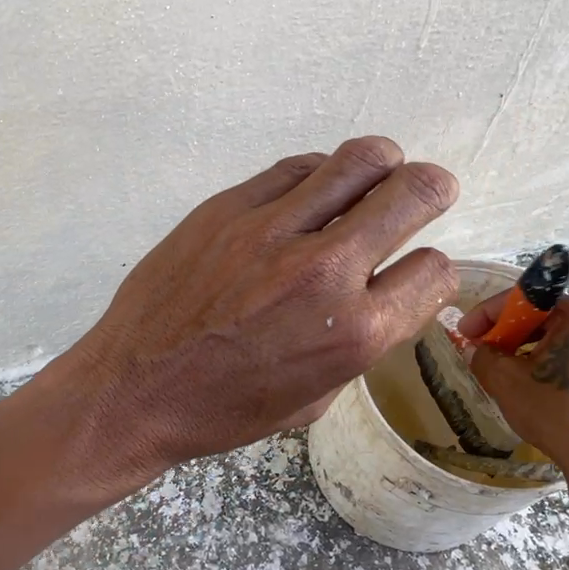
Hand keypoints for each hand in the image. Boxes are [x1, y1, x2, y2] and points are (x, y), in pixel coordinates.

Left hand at [49, 137, 460, 487]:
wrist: (133, 388)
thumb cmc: (224, 410)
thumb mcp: (314, 398)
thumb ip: (360, 341)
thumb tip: (384, 292)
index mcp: (353, 334)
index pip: (434, 270)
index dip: (433, 271)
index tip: (416, 272)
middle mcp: (322, 271)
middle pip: (413, 192)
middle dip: (433, 191)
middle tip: (423, 196)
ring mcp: (270, 230)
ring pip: (358, 159)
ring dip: (381, 167)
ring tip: (372, 183)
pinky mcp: (227, 207)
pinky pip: (296, 167)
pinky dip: (318, 176)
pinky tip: (311, 196)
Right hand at [460, 294, 568, 529]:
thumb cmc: (558, 414)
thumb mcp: (505, 382)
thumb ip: (484, 356)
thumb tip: (478, 350)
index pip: (527, 301)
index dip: (488, 315)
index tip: (466, 332)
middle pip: (554, 321)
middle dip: (518, 336)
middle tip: (493, 355)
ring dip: (546, 356)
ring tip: (525, 381)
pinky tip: (561, 402)